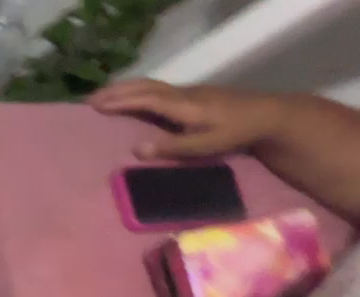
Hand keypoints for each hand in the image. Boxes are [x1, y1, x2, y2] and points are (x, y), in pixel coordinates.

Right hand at [90, 78, 290, 159]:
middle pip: (147, 87)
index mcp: (185, 106)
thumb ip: (171, 147)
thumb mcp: (204, 145)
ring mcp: (189, 92)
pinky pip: (158, 89)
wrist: (270, 114)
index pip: (148, 99)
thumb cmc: (236, 132)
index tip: (96, 106)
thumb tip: (136, 148)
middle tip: (89, 98)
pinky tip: (129, 96)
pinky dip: (138, 91)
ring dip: (126, 88)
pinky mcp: (192, 95)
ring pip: (152, 85)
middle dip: (118, 91)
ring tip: (103, 95)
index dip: (122, 101)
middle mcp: (185, 94)